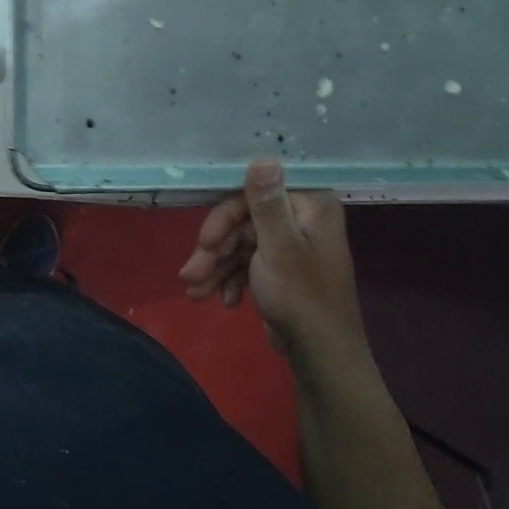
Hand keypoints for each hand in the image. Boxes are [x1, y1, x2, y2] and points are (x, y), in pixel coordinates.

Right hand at [179, 159, 368, 369]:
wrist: (319, 352)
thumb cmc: (301, 298)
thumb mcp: (278, 248)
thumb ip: (266, 204)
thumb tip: (263, 157)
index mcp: (309, 207)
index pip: (254, 196)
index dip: (224, 218)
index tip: (204, 243)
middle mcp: (302, 220)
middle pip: (243, 223)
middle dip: (214, 251)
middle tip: (190, 276)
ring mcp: (291, 246)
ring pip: (240, 246)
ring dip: (216, 269)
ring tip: (196, 295)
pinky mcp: (281, 270)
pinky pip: (247, 265)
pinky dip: (231, 281)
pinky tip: (227, 302)